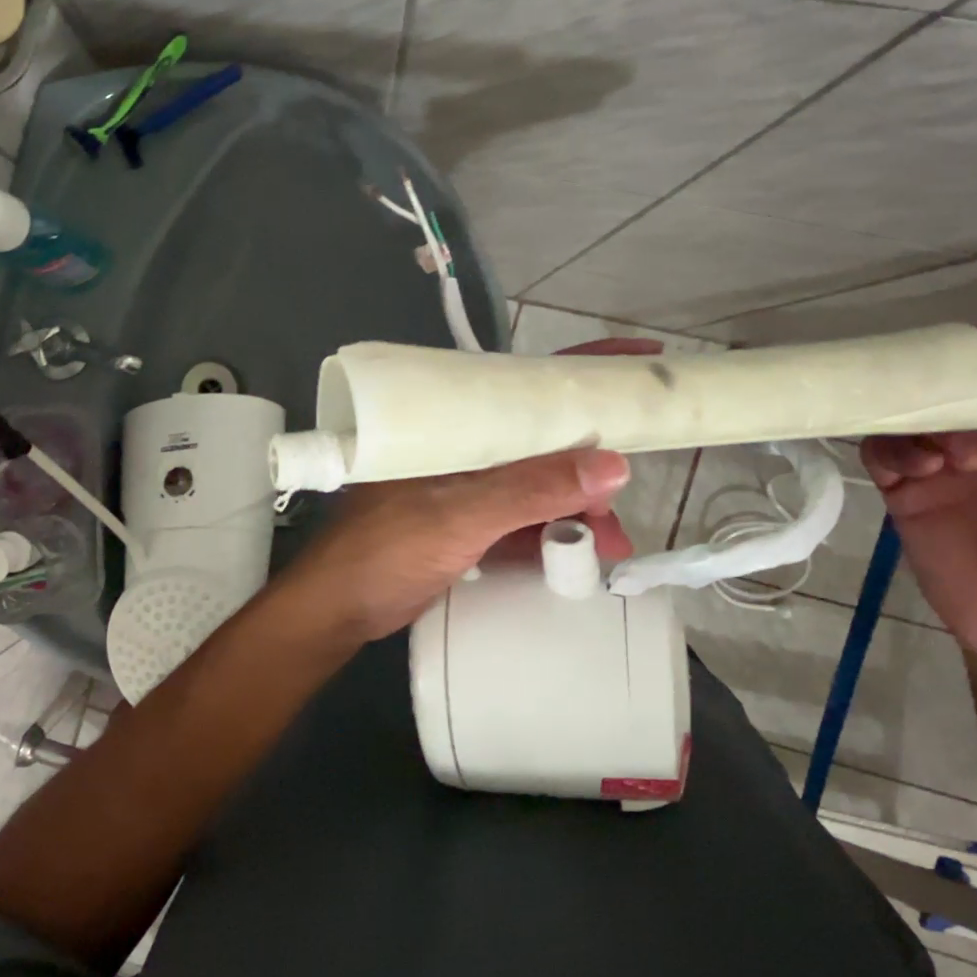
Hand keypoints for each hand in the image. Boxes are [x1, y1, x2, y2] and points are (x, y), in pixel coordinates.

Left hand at [272, 338, 655, 641]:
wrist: (334, 611)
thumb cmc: (383, 552)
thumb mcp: (457, 518)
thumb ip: (529, 491)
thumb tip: (613, 463)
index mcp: (443, 428)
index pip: (517, 384)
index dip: (578, 372)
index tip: (643, 366)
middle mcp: (453, 451)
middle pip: (535, 440)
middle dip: (587, 464)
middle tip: (619, 501)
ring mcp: (455, 489)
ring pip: (530, 485)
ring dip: (573, 509)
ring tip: (609, 543)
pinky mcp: (457, 526)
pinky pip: (516, 520)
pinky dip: (547, 535)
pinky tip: (578, 557)